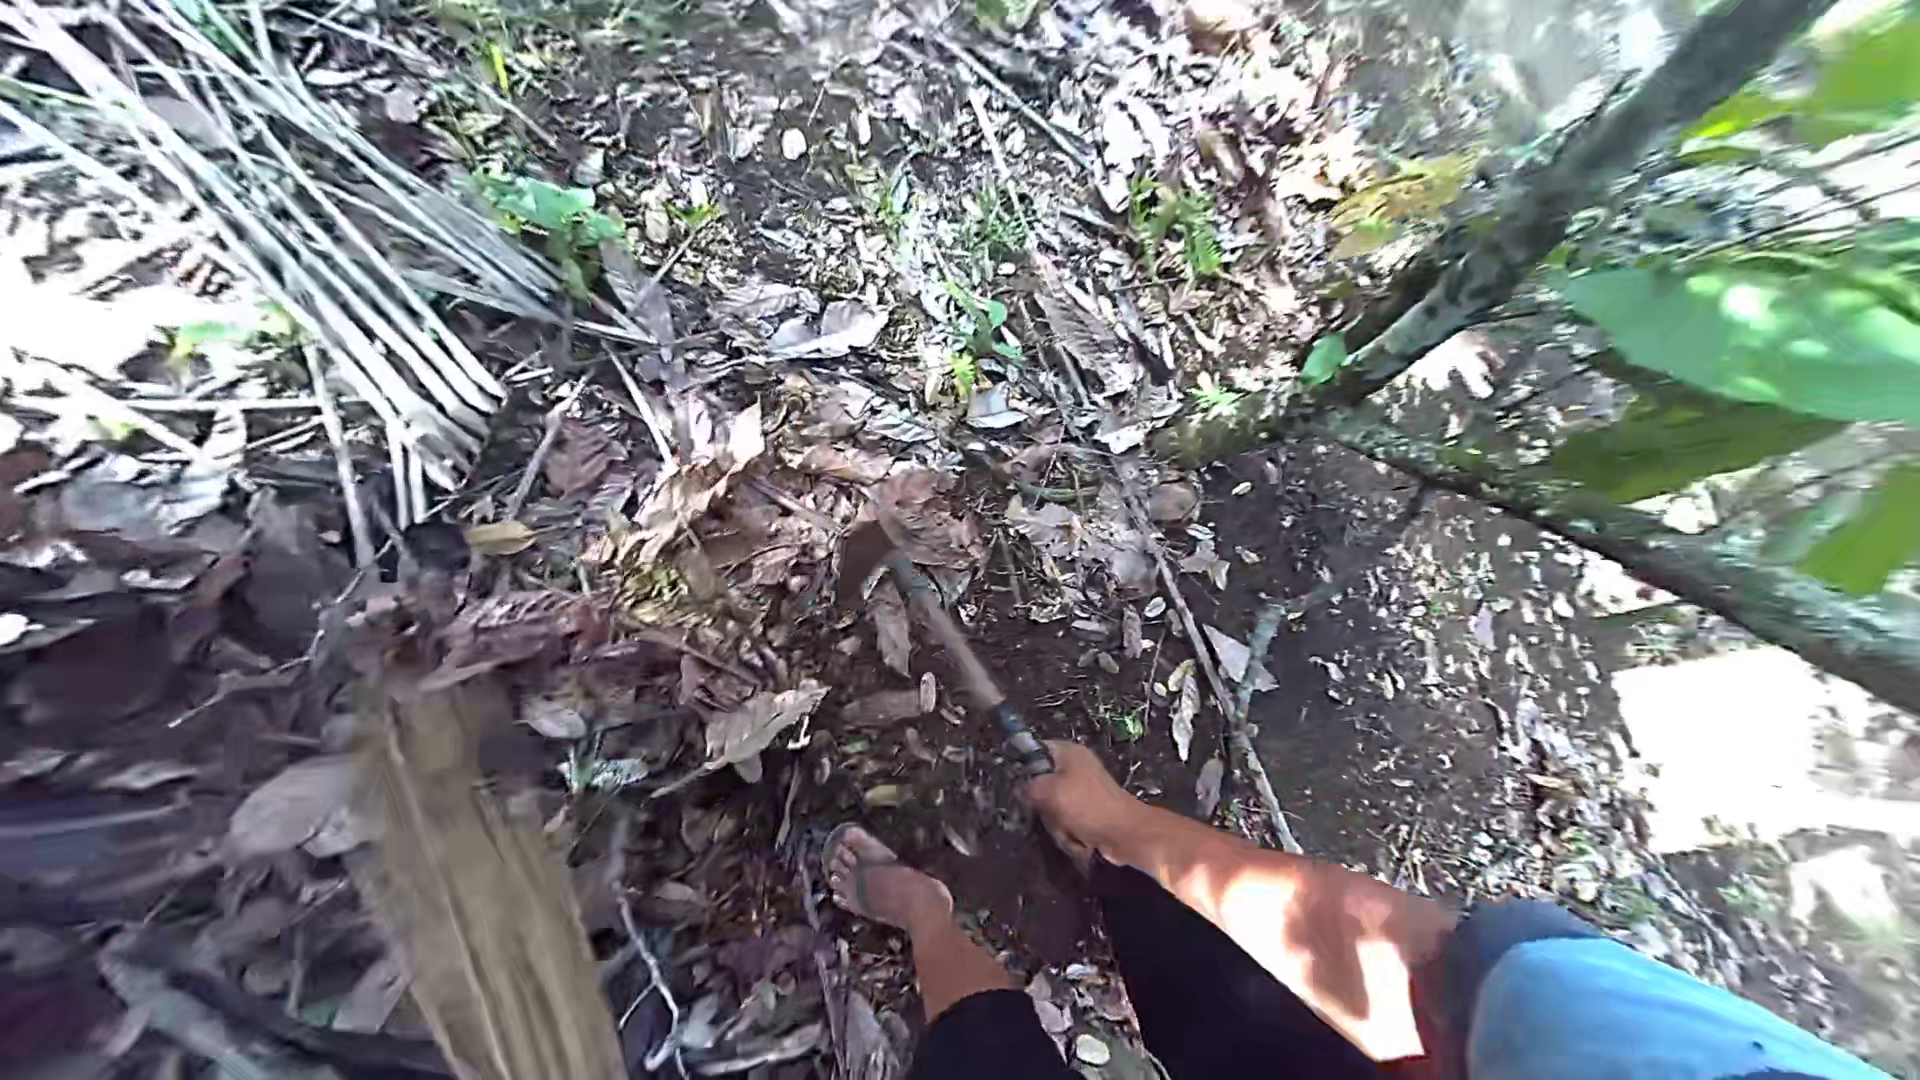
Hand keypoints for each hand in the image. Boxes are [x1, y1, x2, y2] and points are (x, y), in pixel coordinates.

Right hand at [1022, 741, 1142, 866]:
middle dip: (1044, 804)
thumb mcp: (1049, 792)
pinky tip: (1077, 839)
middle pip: (1043, 781)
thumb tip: (1021, 789)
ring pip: (1054, 805)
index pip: (1036, 749)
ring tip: (1066, 829)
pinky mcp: (1091, 810)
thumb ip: (1029, 786)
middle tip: (1049, 812)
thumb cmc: (1088, 806)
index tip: (1020, 785)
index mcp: (1069, 752)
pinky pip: (1068, 819)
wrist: (1127, 834)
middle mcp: (1077, 766)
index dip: (1025, 766)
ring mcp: (1085, 789)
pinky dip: (1070, 832)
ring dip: (1057, 822)